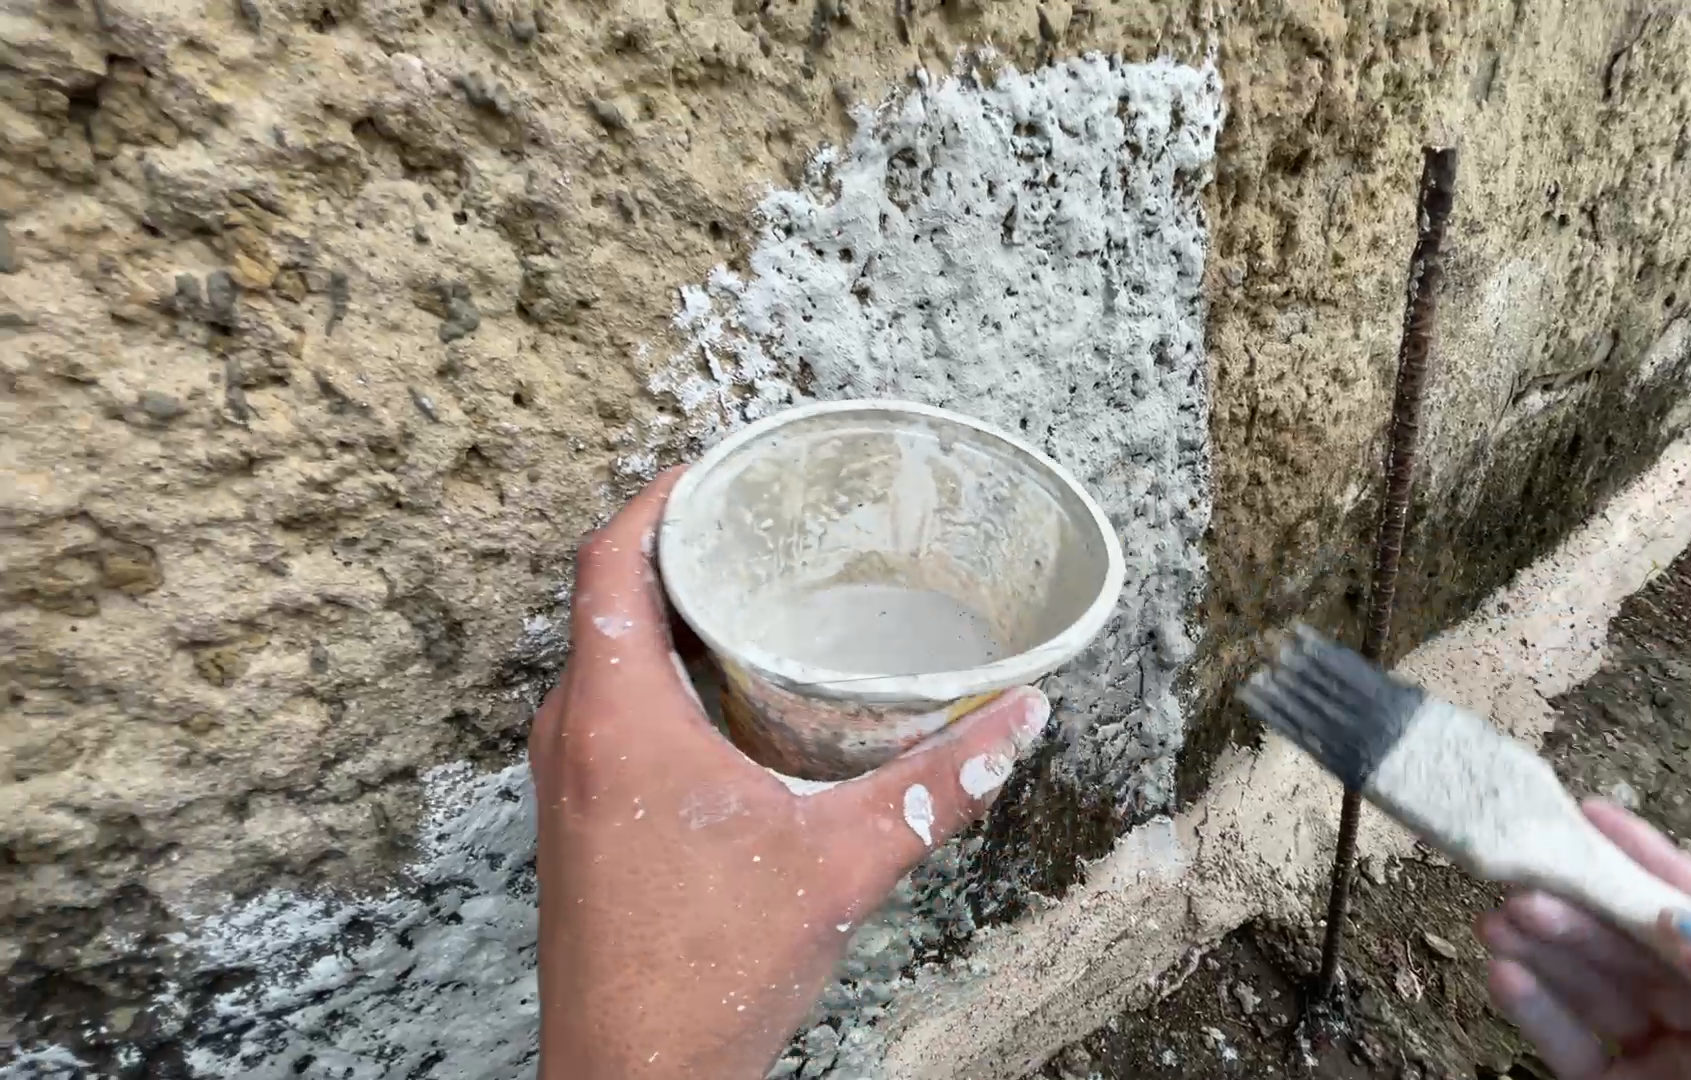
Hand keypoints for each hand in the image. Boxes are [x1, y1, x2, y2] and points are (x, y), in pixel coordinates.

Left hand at [532, 468, 1050, 1078]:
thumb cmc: (713, 974)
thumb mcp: (844, 864)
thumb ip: (940, 786)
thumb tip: (1021, 719)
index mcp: (620, 720)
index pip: (607, 566)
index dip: (657, 501)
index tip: (715, 469)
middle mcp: (576, 733)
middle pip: (609, 597)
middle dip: (677, 545)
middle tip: (758, 522)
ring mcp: (572, 773)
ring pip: (608, 648)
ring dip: (668, 605)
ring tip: (751, 583)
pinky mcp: (585, 806)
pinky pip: (612, 697)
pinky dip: (661, 661)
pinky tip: (728, 679)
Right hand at [1475, 799, 1690, 1079]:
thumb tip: (1686, 921)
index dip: (1651, 864)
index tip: (1591, 814)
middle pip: (1630, 947)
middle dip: (1573, 908)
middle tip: (1518, 882)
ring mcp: (1660, 1060)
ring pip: (1587, 985)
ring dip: (1538, 947)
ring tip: (1497, 922)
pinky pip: (1564, 1042)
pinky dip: (1528, 1006)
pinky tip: (1502, 975)